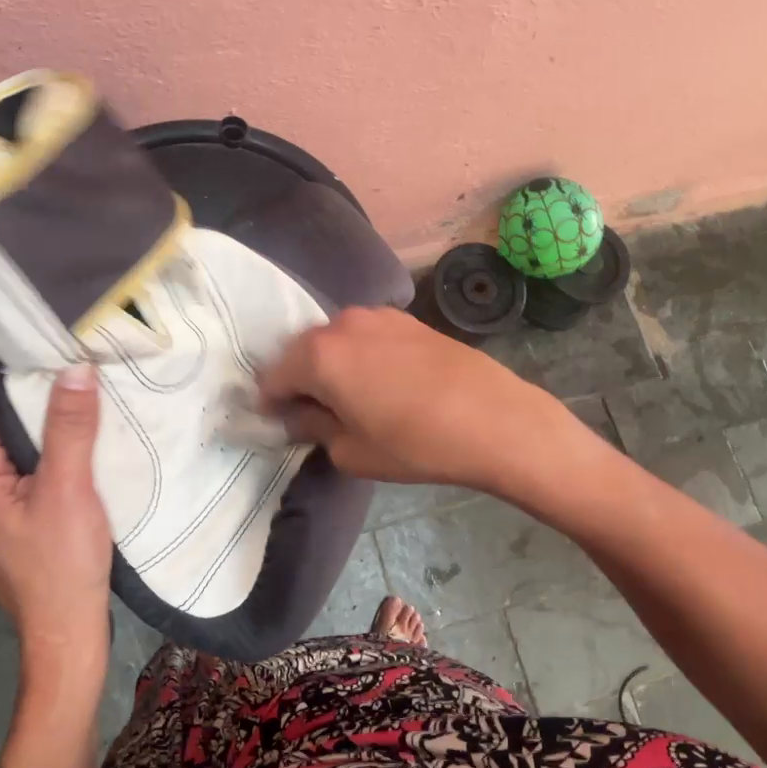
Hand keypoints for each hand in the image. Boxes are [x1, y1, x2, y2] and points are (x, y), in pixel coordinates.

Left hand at [0, 367, 112, 667]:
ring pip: (13, 458)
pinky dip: (46, 467)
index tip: (59, 360)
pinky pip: (21, 482)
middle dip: (39, 410)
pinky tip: (77, 461)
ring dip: (46, 440)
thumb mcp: (69, 488)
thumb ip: (70, 427)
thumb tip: (74, 368)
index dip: (22, 383)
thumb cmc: (63, 561)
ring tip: (84, 415)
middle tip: (80, 385)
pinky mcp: (3, 531)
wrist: (67, 632)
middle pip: (0, 433)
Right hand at [256, 307, 586, 496]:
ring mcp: (377, 315)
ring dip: (332, 366)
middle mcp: (341, 323)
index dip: (271, 404)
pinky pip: (366, 336)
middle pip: (302, 352)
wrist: (495, 419)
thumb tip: (300, 415)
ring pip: (336, 341)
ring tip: (352, 400)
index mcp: (318, 355)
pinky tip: (383, 384)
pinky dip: (361, 356)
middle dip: (301, 381)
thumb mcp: (352, 451)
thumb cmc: (416, 444)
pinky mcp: (408, 319)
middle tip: (315, 415)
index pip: (273, 377)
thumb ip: (314, 427)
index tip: (280, 426)